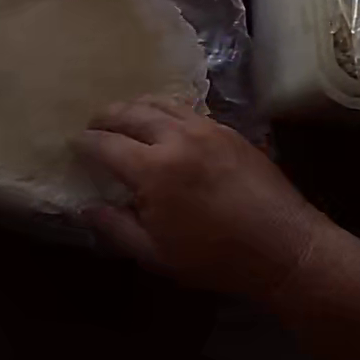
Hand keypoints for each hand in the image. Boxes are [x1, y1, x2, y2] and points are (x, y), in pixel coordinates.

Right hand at [75, 96, 333, 297]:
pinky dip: (164, 110)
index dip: (84, 143)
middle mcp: (176, 138)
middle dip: (104, 117)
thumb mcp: (154, 253)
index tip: (74, 145)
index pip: (104, 144)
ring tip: (122, 118)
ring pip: (158, 102)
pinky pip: (186, 108)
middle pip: (128, 112)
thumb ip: (114, 227)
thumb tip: (85, 208)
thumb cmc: (214, 257)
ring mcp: (205, 128)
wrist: (285, 249)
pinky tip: (162, 122)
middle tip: (93, 125)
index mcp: (153, 169)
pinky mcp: (227, 129)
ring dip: (133, 107)